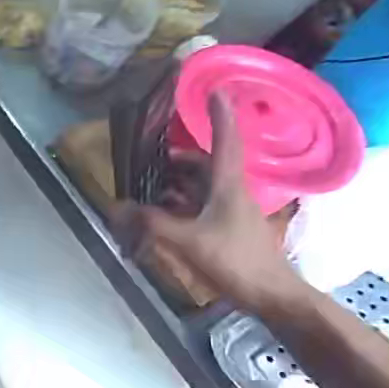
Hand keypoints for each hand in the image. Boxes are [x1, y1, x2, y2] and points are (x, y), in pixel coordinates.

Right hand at [124, 91, 305, 313]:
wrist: (272, 296)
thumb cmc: (235, 261)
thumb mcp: (187, 241)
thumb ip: (150, 222)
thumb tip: (117, 206)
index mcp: (228, 186)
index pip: (226, 141)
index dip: (220, 116)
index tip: (215, 91)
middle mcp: (232, 192)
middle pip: (207, 164)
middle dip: (181, 157)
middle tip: (153, 157)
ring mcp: (232, 211)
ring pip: (203, 186)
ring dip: (178, 182)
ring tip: (149, 185)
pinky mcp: (228, 229)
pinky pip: (201, 205)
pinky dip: (181, 202)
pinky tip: (162, 213)